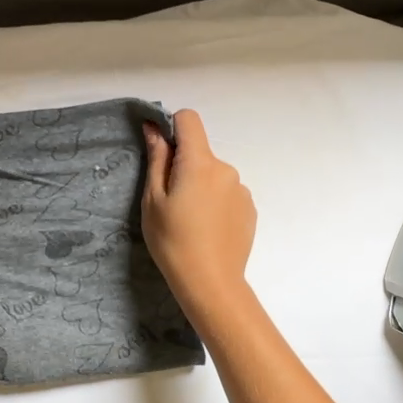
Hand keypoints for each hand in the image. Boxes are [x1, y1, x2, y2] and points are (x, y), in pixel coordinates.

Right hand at [142, 109, 256, 312]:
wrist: (210, 282)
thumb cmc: (172, 240)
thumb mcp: (153, 199)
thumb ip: (157, 159)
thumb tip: (153, 127)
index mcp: (199, 163)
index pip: (189, 119)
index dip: (172, 126)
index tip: (161, 151)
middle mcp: (226, 169)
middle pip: (200, 151)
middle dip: (183, 165)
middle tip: (170, 200)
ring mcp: (241, 189)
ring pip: (213, 174)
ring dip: (200, 185)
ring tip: (189, 219)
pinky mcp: (250, 208)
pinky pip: (226, 192)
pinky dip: (215, 201)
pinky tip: (207, 228)